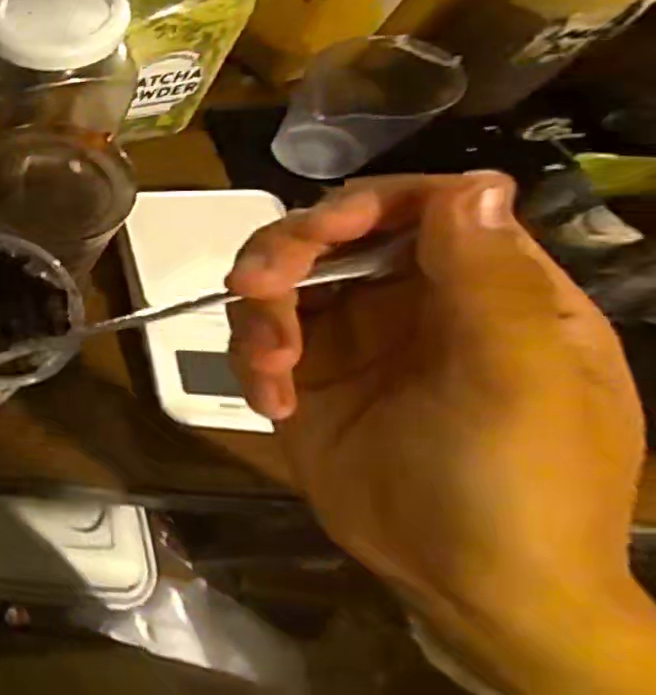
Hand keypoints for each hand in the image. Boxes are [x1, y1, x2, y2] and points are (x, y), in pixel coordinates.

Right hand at [226, 173, 655, 692]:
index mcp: (487, 291)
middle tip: (253, 290)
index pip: (424, 208)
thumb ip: (492, 285)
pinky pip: (252, 334)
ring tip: (272, 369)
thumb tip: (474, 184)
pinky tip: (272, 402)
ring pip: (276, 279)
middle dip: (283, 257)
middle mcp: (410, 298)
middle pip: (327, 235)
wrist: (459, 584)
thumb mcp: (517, 386)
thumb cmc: (520, 486)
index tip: (319, 232)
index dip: (367, 204)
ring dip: (260, 317)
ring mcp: (349, 332)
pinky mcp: (298, 366)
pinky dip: (250, 360)